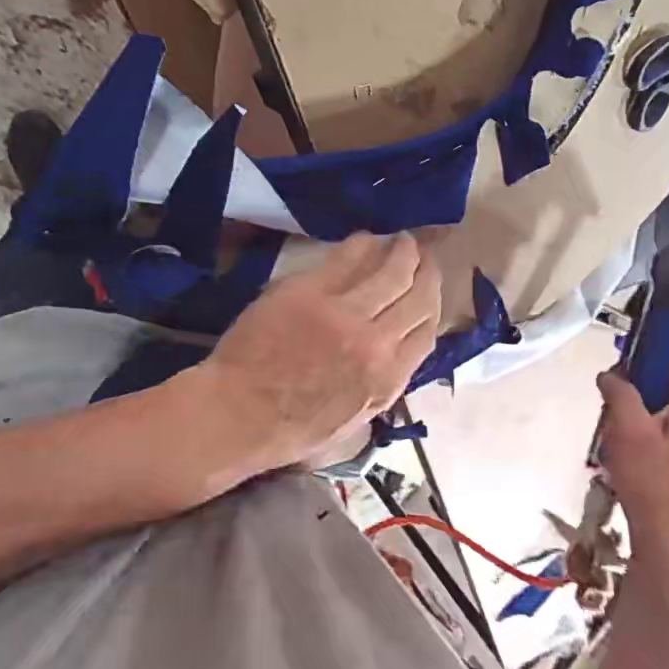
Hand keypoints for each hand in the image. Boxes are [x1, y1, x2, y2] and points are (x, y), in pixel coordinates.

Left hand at [187, 232, 441, 472]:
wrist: (237, 415)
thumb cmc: (291, 429)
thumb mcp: (354, 420)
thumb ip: (381, 383)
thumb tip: (395, 352)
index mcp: (387, 379)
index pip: (427, 331)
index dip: (431, 305)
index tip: (426, 291)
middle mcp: (376, 343)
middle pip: (419, 296)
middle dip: (426, 272)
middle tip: (422, 257)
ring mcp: (345, 313)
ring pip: (392, 271)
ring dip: (403, 252)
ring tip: (403, 241)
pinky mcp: (312, 291)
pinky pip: (349, 257)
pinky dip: (364, 245)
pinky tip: (366, 239)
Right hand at [595, 329, 668, 545]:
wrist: (667, 542)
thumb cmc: (652, 482)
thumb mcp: (629, 429)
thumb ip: (619, 393)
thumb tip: (610, 375)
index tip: (659, 308)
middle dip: (648, 363)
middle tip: (619, 357)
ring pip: (665, 400)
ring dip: (639, 392)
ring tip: (611, 395)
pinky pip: (660, 420)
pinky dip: (640, 413)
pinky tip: (617, 426)